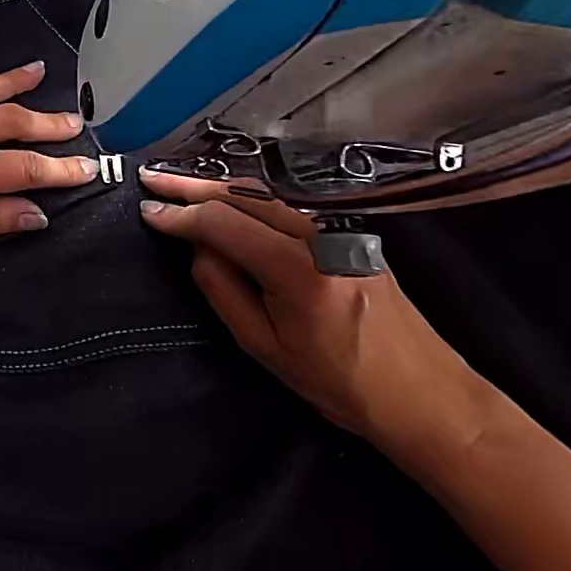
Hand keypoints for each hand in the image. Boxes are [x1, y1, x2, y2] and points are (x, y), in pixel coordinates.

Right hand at [139, 171, 481, 440]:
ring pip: (264, 195)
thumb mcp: (268, 350)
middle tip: (153, 179)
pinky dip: (248, 197)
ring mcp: (336, 227)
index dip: (182, 215)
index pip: (224, 224)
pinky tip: (227, 197)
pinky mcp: (345, 230)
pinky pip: (285, 205)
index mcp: (298, 270)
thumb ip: (225, 291)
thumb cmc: (340, 384)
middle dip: (193, 186)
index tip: (148, 210)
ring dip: (218, 187)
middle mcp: (318, 235)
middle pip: (243, 196)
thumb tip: (198, 247)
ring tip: (179, 184)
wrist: (421, 391)